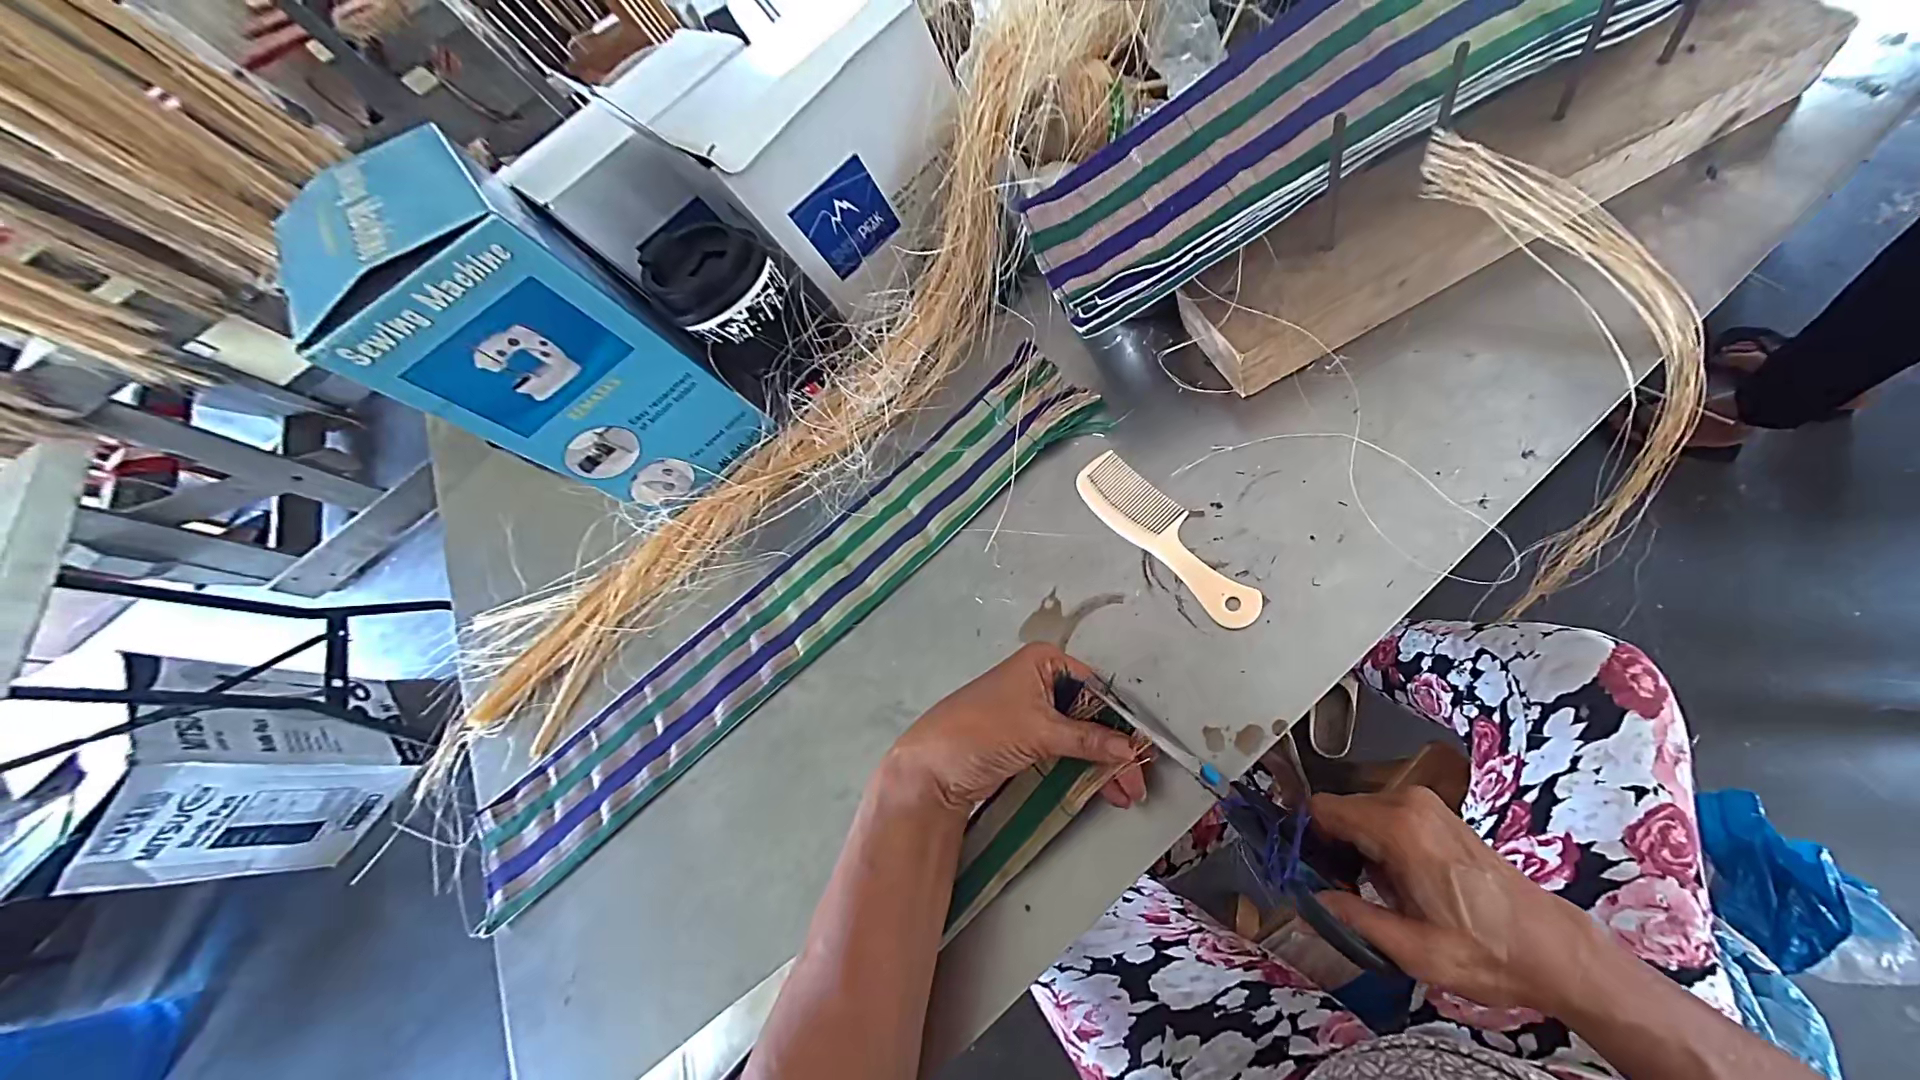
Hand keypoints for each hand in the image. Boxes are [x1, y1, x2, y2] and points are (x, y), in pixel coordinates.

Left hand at [883, 643, 1144, 814]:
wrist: (931, 768)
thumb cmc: (982, 731)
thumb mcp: (1039, 732)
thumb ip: (1088, 739)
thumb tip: (1132, 748)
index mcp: (1043, 662)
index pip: (1095, 687)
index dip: (1121, 719)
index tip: (1144, 750)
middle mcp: (1040, 680)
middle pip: (1092, 712)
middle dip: (1116, 746)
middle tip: (1137, 781)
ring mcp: (1034, 711)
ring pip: (1082, 734)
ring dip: (1105, 763)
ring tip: (1127, 793)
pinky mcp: (1027, 738)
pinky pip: (1066, 749)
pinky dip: (1085, 767)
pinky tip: (1106, 788)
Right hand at [1309, 788, 1607, 1013]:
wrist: (1556, 951)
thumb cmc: (1486, 952)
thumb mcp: (1412, 950)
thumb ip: (1352, 917)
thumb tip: (1307, 900)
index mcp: (1398, 826)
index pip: (1322, 809)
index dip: (1310, 837)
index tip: (1315, 870)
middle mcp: (1408, 802)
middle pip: (1340, 811)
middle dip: (1336, 845)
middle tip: (1351, 889)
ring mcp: (1425, 803)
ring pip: (1359, 813)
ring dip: (1358, 845)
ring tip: (1383, 890)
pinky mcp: (1436, 812)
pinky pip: (1384, 814)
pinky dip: (1379, 840)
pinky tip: (1400, 878)